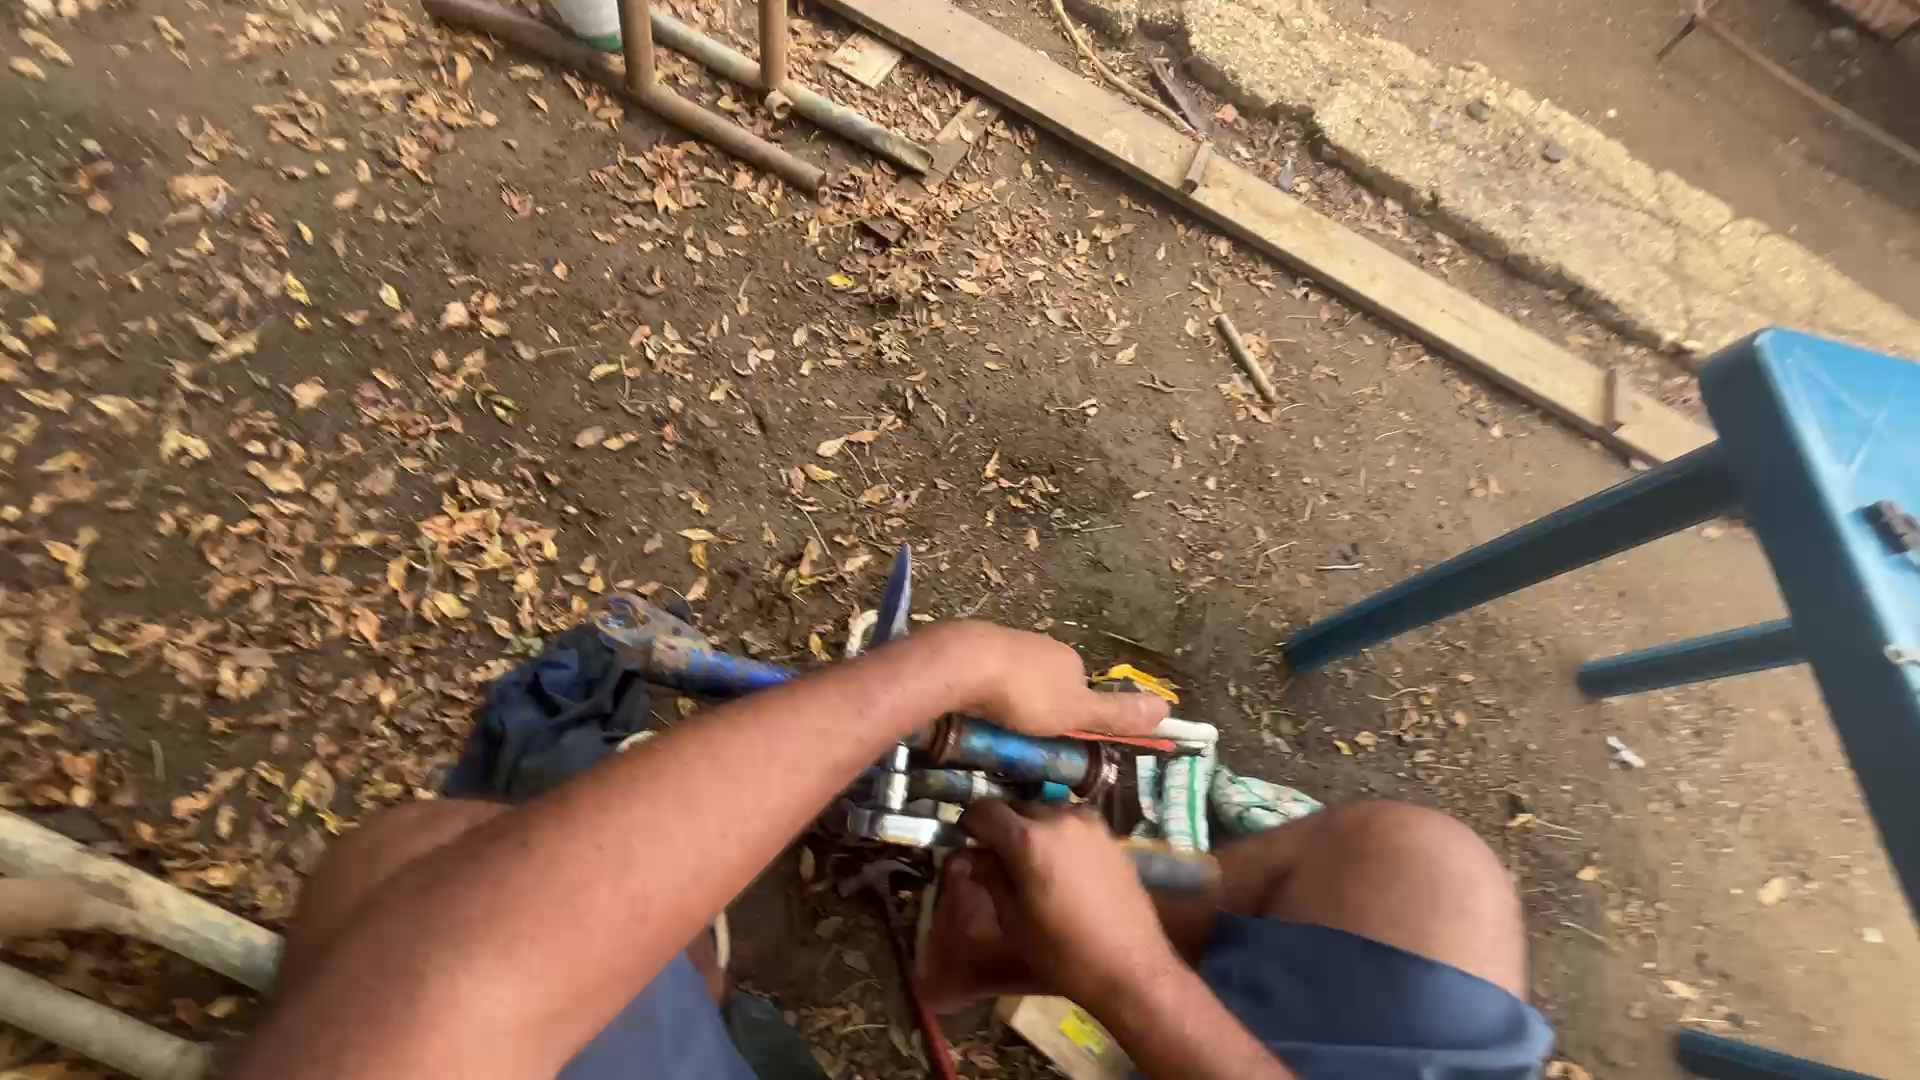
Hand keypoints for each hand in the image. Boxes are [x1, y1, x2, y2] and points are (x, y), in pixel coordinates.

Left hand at [916, 621, 1168, 737]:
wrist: (962, 663)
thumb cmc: (1024, 693)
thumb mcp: (1077, 711)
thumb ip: (1116, 713)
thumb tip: (1167, 708)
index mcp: (1067, 658)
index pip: (1078, 687)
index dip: (1071, 714)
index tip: (1056, 738)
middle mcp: (1038, 645)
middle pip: (1044, 681)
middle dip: (1036, 706)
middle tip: (1021, 738)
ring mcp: (1001, 643)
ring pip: (1011, 676)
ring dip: (1006, 699)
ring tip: (993, 726)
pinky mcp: (969, 647)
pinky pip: (981, 675)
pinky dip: (980, 691)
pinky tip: (969, 708)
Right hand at [949, 801, 1183, 1009]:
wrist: (1130, 967)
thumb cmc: (1063, 952)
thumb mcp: (1013, 919)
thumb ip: (988, 877)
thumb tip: (968, 856)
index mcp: (1027, 840)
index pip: (985, 810)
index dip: (969, 823)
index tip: (965, 839)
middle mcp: (1057, 818)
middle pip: (1016, 807)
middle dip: (1001, 825)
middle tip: (997, 854)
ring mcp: (1087, 822)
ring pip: (1045, 811)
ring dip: (1030, 826)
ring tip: (1032, 859)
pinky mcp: (1108, 832)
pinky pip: (1071, 821)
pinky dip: (1057, 832)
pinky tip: (1061, 863)